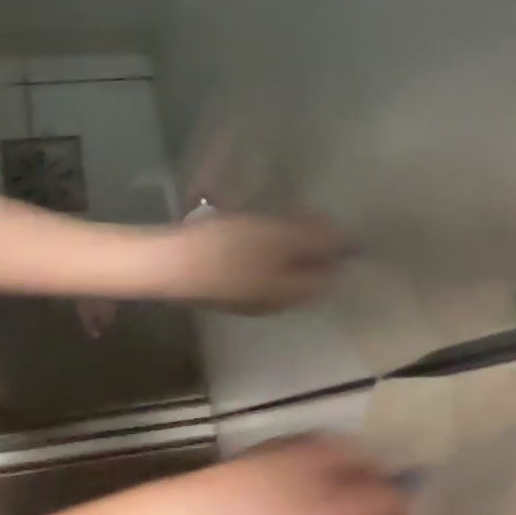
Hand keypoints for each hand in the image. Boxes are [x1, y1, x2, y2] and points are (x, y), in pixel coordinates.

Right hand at [150, 214, 347, 306]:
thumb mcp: (277, 237)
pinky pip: (253, 267)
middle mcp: (274, 302)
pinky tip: (245, 228)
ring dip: (283, 246)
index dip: (337, 247)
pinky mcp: (221, 287)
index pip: (331, 275)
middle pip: (305, 274)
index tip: (331, 218)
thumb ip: (316, 238)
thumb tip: (349, 239)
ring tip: (277, 215)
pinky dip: (258, 248)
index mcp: (293, 293)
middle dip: (310, 246)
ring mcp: (245, 298)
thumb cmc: (226, 250)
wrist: (167, 265)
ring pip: (278, 271)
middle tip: (306, 211)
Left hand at [159, 437, 405, 514]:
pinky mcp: (258, 487)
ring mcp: (280, 464)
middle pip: (352, 481)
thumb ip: (379, 501)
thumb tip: (406, 497)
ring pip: (325, 498)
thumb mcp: (336, 512)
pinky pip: (299, 507)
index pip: (379, 466)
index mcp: (329, 442)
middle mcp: (307, 445)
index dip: (386, 504)